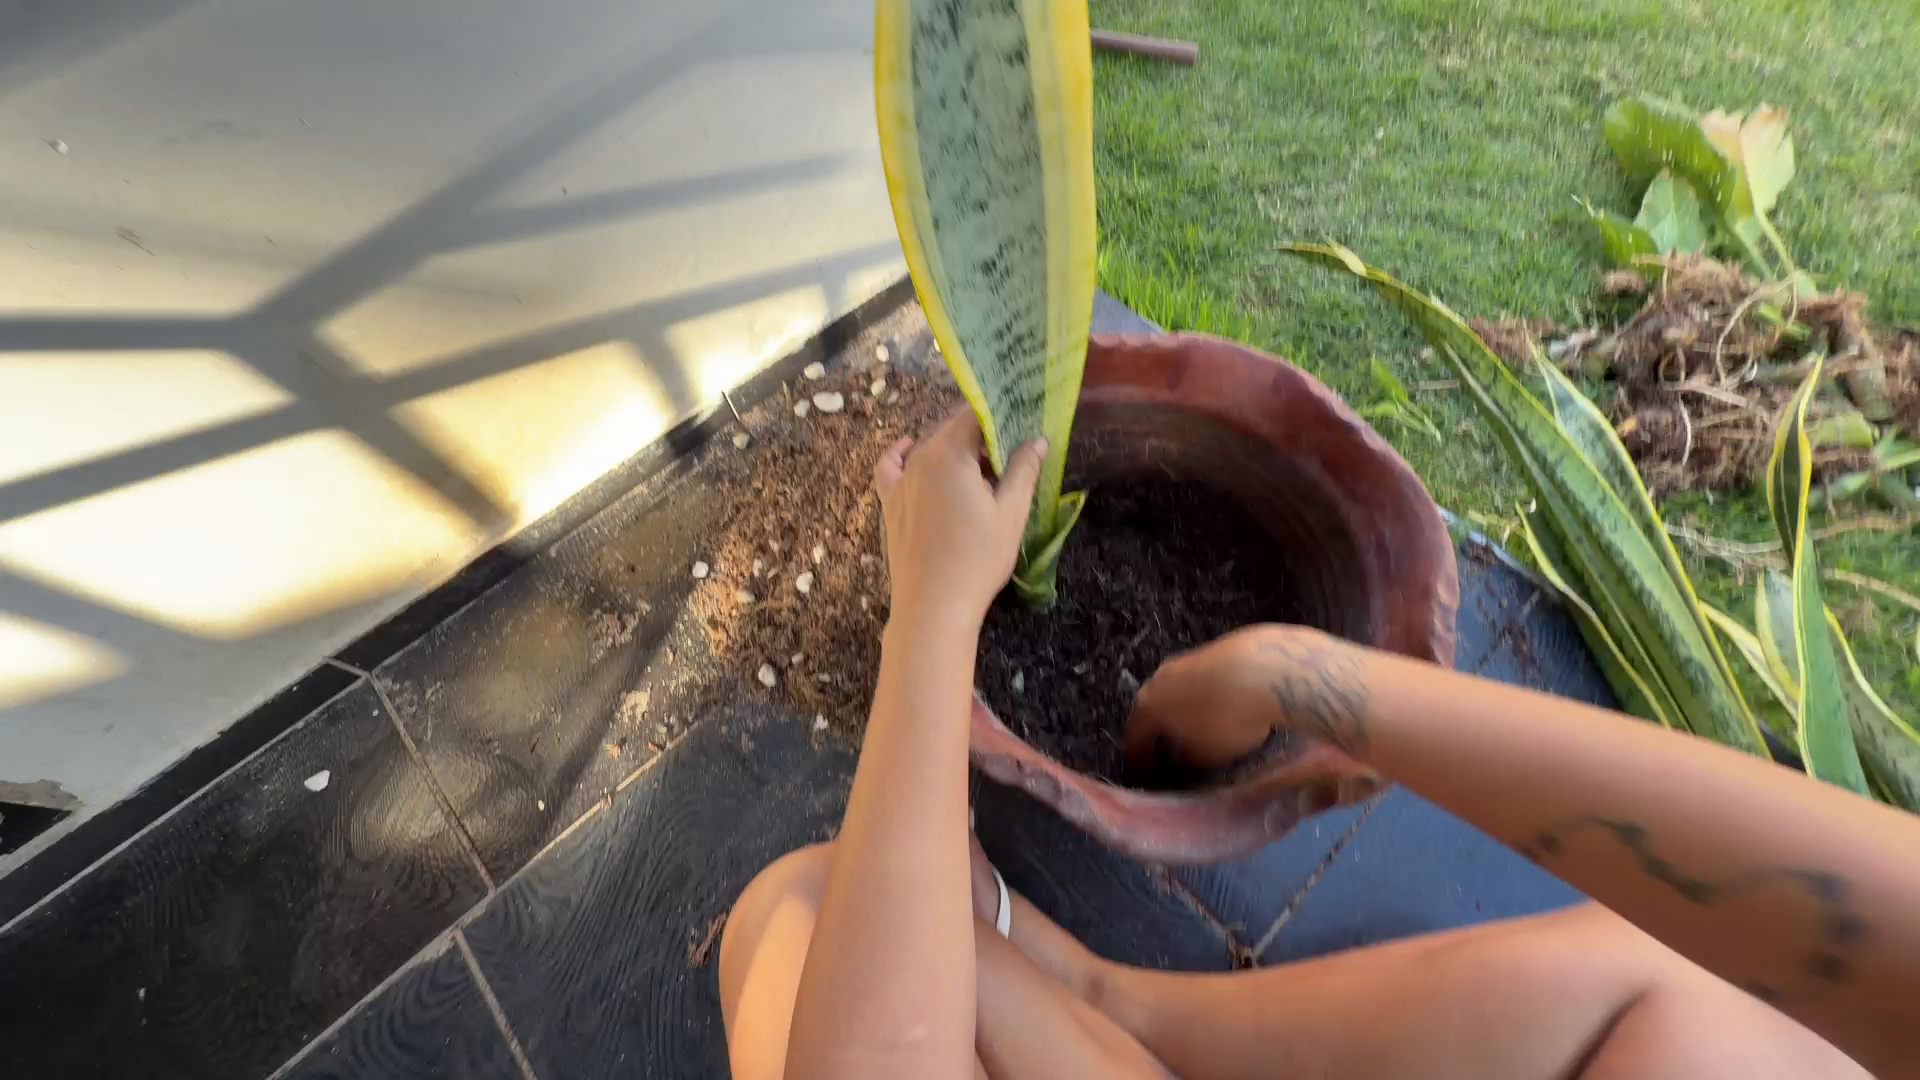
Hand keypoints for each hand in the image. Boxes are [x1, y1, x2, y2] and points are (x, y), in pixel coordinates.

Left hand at [873, 408, 1045, 631]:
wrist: (933, 606)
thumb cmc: (978, 559)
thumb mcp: (1011, 514)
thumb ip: (1024, 470)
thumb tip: (1037, 439)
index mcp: (950, 454)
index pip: (975, 415)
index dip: (998, 413)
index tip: (1019, 418)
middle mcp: (920, 458)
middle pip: (951, 429)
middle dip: (980, 432)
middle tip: (1008, 446)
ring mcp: (900, 480)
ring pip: (927, 447)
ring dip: (953, 447)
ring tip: (980, 465)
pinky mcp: (889, 503)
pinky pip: (890, 466)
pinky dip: (902, 453)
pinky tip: (910, 450)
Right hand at [1125, 625, 1373, 773]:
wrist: (1262, 670)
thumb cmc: (1224, 720)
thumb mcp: (1204, 756)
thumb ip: (1186, 759)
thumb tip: (1181, 757)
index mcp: (1147, 706)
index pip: (1134, 737)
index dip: (1140, 759)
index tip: (1148, 775)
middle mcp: (1157, 679)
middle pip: (1153, 709)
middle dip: (1161, 731)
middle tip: (1172, 751)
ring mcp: (1183, 661)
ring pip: (1176, 692)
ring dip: (1183, 711)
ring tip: (1200, 729)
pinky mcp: (1210, 651)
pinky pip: (1199, 681)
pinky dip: (1204, 697)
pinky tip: (1222, 707)